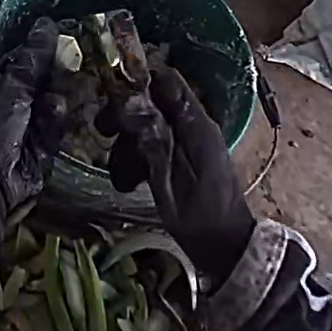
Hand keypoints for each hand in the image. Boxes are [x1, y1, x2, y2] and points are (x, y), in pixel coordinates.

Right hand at [102, 69, 254, 281]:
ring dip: (129, 145)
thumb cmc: (200, 217)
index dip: (137, 80)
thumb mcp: (171, 180)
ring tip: (120, 176)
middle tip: (104, 132)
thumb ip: (153, 139)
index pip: (167, 80)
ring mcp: (189, 142)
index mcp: (196, 124)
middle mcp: (193, 126)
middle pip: (153, 101)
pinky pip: (156, 145)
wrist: (227, 251)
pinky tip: (129, 182)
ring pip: (149, 125)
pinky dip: (139, 159)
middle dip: (125, 116)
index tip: (110, 95)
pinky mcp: (184, 158)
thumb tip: (130, 103)